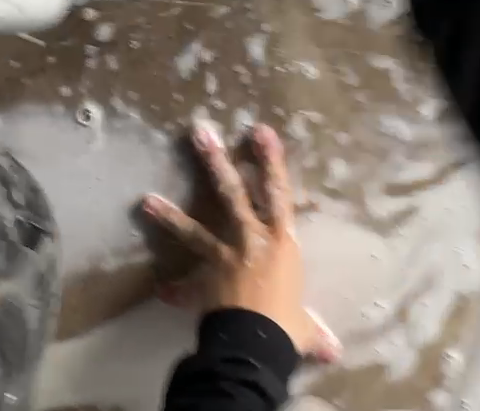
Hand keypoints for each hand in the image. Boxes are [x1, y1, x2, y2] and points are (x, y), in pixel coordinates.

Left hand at [142, 123, 341, 362]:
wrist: (257, 347)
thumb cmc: (288, 327)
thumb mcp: (306, 326)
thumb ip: (314, 330)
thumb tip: (332, 350)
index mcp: (281, 242)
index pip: (279, 193)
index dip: (271, 162)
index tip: (261, 130)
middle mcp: (251, 240)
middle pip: (232, 193)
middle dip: (216, 162)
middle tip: (200, 133)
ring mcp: (223, 257)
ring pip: (195, 229)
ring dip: (172, 215)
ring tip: (147, 200)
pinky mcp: (203, 280)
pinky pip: (185, 284)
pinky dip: (174, 289)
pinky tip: (158, 287)